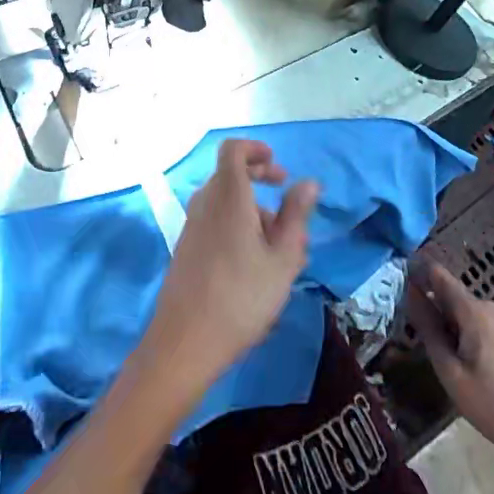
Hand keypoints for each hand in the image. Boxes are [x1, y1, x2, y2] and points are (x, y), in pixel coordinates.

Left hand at [144, 137, 319, 384]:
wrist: (185, 343)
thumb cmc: (241, 297)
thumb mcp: (282, 258)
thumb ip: (296, 216)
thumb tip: (308, 182)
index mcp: (228, 197)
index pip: (233, 150)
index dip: (255, 150)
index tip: (279, 168)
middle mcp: (206, 204)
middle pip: (230, 175)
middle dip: (262, 183)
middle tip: (288, 205)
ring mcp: (192, 226)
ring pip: (226, 203)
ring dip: (254, 213)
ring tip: (284, 249)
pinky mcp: (187, 249)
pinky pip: (216, 222)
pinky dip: (238, 228)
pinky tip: (258, 266)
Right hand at [407, 262, 493, 471]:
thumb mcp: (452, 372)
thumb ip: (429, 330)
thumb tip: (410, 294)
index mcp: (473, 310)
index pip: (438, 274)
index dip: (415, 271)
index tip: (392, 277)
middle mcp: (487, 308)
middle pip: (448, 295)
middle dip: (426, 305)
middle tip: (403, 327)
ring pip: (460, 313)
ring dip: (443, 324)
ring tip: (426, 349)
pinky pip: (474, 326)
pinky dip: (458, 335)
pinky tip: (454, 360)